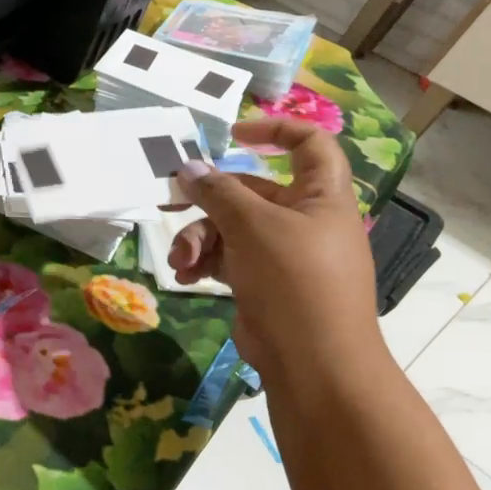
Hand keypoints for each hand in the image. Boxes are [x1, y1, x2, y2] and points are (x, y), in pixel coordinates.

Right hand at [168, 118, 382, 381]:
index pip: (309, 145)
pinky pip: (227, 258)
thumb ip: (217, 193)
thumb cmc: (295, 280)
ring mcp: (282, 253)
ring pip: (230, 228)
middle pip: (249, 194)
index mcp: (321, 196)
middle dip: (207, 205)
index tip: (233, 134)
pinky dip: (205, 264)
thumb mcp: (253, 227)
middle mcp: (304, 219)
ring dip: (199, 241)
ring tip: (181, 264)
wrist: (313, 359)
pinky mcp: (262, 282)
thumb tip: (187, 168)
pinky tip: (187, 278)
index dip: (275, 130)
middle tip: (169, 207)